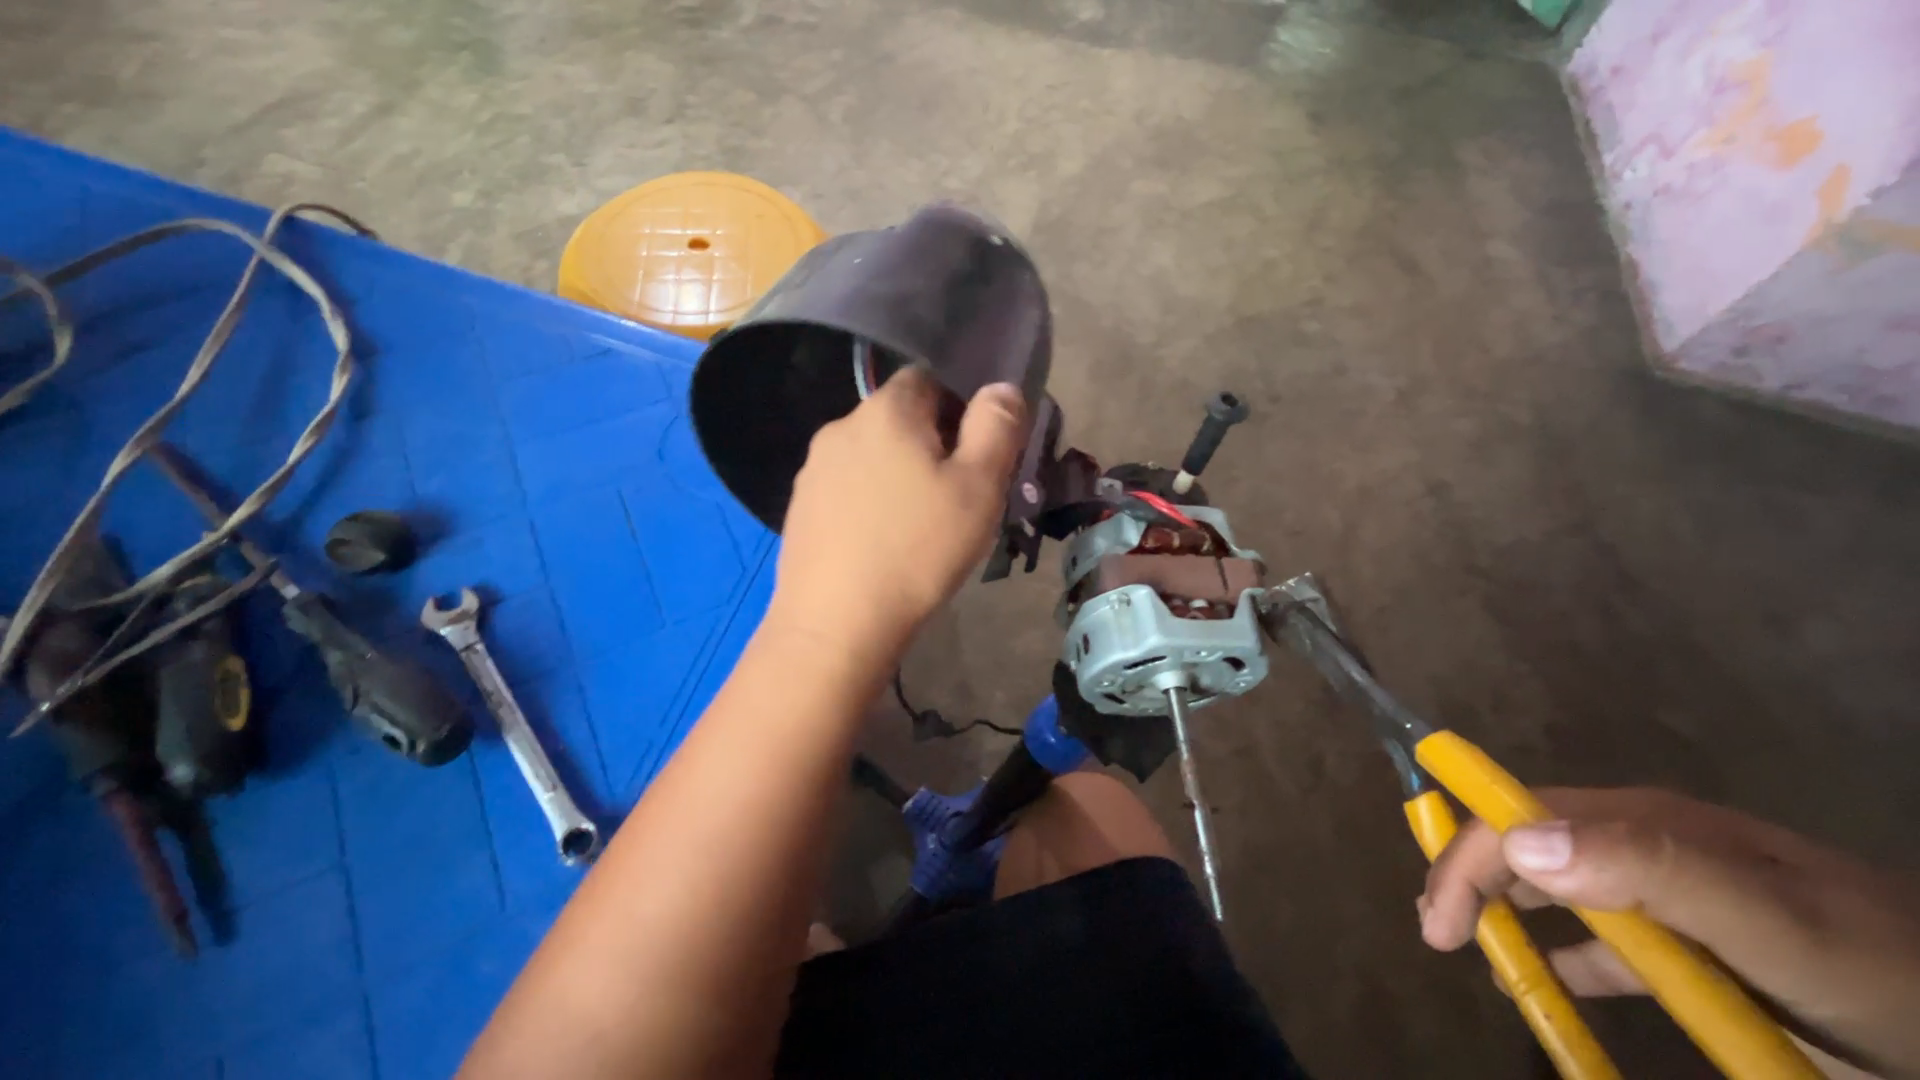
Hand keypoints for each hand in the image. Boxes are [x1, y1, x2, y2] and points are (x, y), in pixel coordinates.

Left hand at [764, 368, 1026, 667]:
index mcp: (887, 410)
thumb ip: (996, 427)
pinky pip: (848, 490)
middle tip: (960, 494)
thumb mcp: (978, 486)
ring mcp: (814, 470)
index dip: (961, 406)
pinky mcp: (800, 508)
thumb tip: (1002, 387)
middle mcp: (842, 426)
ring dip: (900, 476)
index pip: (929, 377)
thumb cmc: (918, 549)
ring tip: (922, 526)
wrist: (836, 623)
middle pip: (899, 417)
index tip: (980, 453)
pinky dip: (871, 504)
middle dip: (932, 443)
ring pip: (873, 456)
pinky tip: (884, 545)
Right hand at [1419, 788, 1919, 1078]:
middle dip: (1469, 879)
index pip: (1520, 820)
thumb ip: (1652, 872)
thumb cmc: (1868, 965)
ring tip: (1475, 951)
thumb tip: (1518, 842)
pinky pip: (1605, 942)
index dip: (1464, 860)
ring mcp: (1668, 893)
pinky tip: (1548, 979)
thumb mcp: (1769, 921)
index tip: (1439, 925)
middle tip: (1440, 936)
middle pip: (1526, 846)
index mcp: (1645, 825)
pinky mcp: (1694, 940)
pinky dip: (1562, 956)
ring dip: (1504, 910)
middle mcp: (1643, 847)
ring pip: (1555, 887)